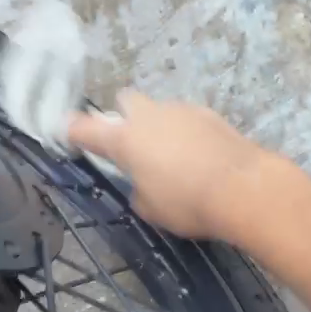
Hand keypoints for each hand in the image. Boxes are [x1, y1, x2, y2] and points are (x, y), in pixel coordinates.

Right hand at [66, 93, 274, 240]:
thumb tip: (143, 182)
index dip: (74, 130)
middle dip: (123, 118)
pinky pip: (187, 121)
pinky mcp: (211, 115)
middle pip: (126, 102)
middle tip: (130, 145)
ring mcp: (182, 110)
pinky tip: (197, 159)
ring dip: (159, 129)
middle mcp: (150, 116)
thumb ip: (138, 190)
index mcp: (125, 139)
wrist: (244, 188)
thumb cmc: (186, 202)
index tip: (66, 130)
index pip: (87, 129)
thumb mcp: (150, 209)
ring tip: (172, 160)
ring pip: (160, 111)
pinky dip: (185, 136)